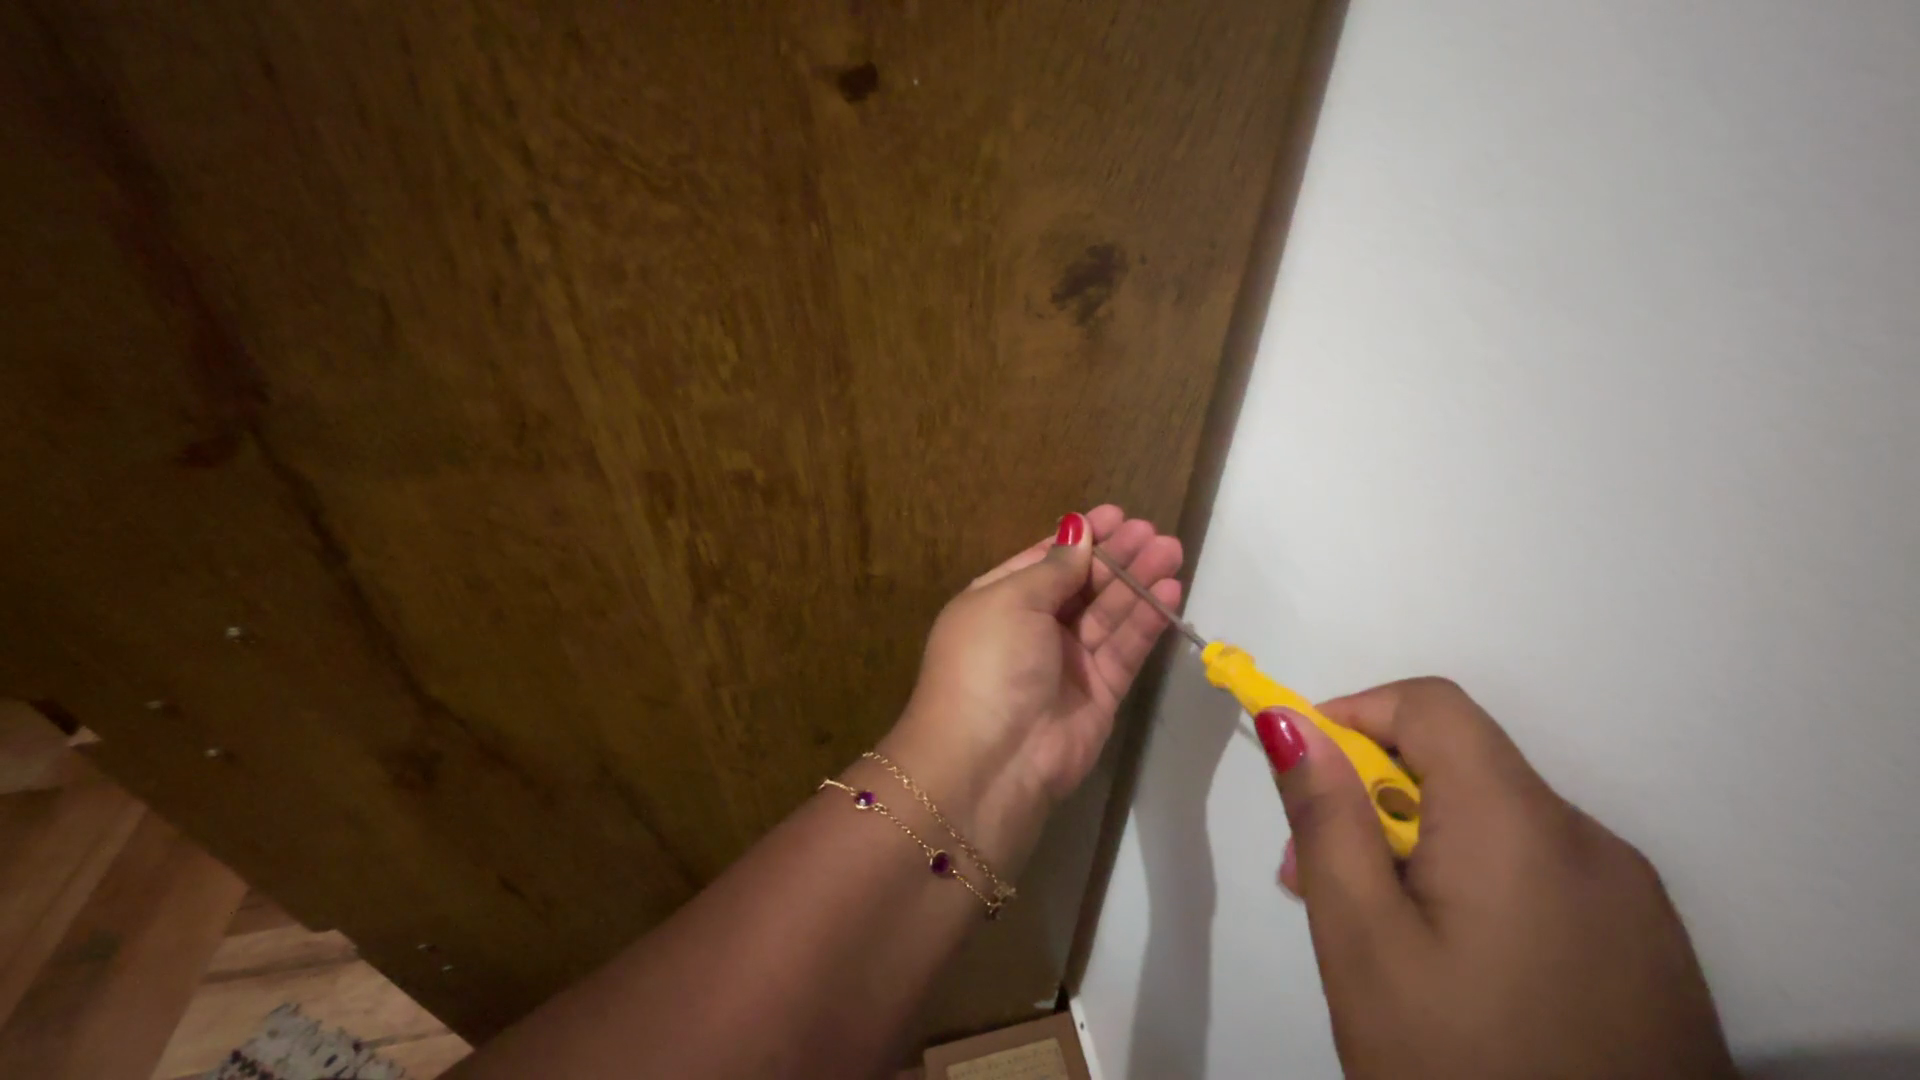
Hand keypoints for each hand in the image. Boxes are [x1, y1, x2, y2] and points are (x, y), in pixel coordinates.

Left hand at [878, 505, 1182, 868]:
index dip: (1080, 537)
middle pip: (1082, 584)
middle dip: (1116, 556)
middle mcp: (1032, 629)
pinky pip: (1125, 648)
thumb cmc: (987, 664)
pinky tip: (1169, 589)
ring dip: (1138, 581)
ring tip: (1170, 549)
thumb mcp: (1010, 601)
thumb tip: (1077, 533)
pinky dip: (1146, 620)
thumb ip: (1052, 569)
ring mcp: (1067, 662)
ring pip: (1109, 612)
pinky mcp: (1099, 693)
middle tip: (1152, 531)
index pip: (1045, 560)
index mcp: (999, 602)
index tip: (1116, 514)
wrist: (990, 763)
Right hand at [1258, 679, 1735, 1079]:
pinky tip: (1454, 967)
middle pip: (1461, 767)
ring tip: (1379, 935)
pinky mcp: (1650, 949)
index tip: (1304, 772)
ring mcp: (1633, 899)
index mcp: (1521, 826)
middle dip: (1373, 798)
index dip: (1355, 714)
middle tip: (1317, 879)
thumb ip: (1325, 818)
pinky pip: (1541, 874)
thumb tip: (1288, 721)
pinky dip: (1477, 883)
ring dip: (1420, 845)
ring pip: (1496, 824)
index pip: (1431, 705)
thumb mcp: (1363, 941)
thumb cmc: (1457, 1063)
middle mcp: (1591, 842)